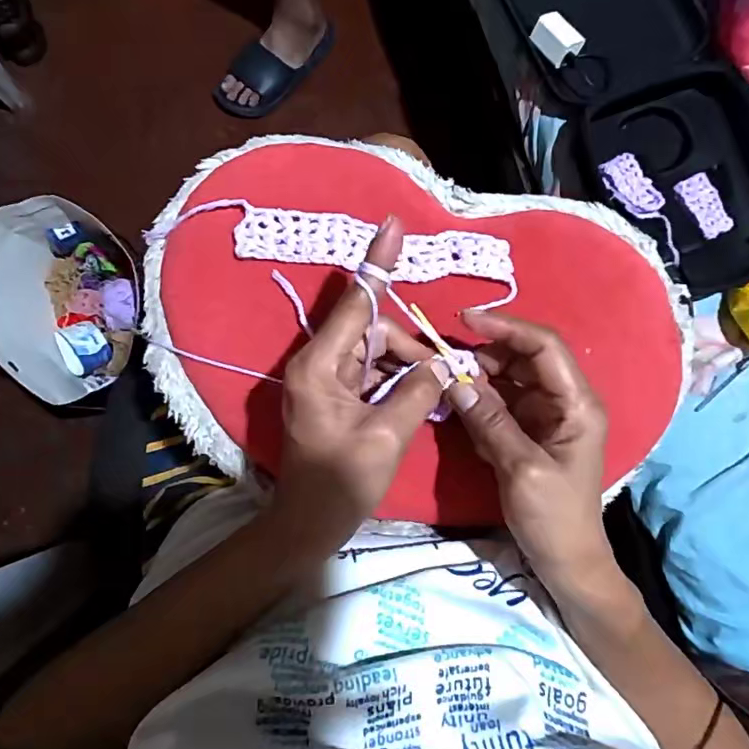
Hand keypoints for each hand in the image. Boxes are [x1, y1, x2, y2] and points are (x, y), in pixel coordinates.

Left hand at [271, 216, 444, 537]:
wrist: (308, 523)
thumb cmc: (341, 482)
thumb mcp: (387, 436)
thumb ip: (417, 391)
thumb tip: (441, 366)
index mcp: (321, 365)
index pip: (357, 303)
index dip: (378, 263)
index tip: (392, 225)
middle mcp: (318, 363)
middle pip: (373, 330)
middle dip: (409, 347)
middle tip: (441, 377)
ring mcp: (325, 380)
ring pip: (376, 352)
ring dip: (406, 366)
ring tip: (432, 392)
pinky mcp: (334, 397)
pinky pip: (371, 373)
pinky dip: (396, 380)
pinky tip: (418, 398)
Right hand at [445, 311, 613, 580]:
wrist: (566, 562)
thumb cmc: (554, 517)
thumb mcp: (521, 469)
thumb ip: (491, 422)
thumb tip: (456, 382)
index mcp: (577, 404)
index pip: (544, 347)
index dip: (506, 327)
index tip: (466, 319)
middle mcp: (564, 402)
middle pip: (525, 358)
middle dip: (486, 353)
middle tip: (447, 360)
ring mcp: (546, 417)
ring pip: (510, 379)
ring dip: (479, 378)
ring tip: (449, 385)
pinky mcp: (529, 432)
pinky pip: (502, 404)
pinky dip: (481, 403)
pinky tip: (464, 414)